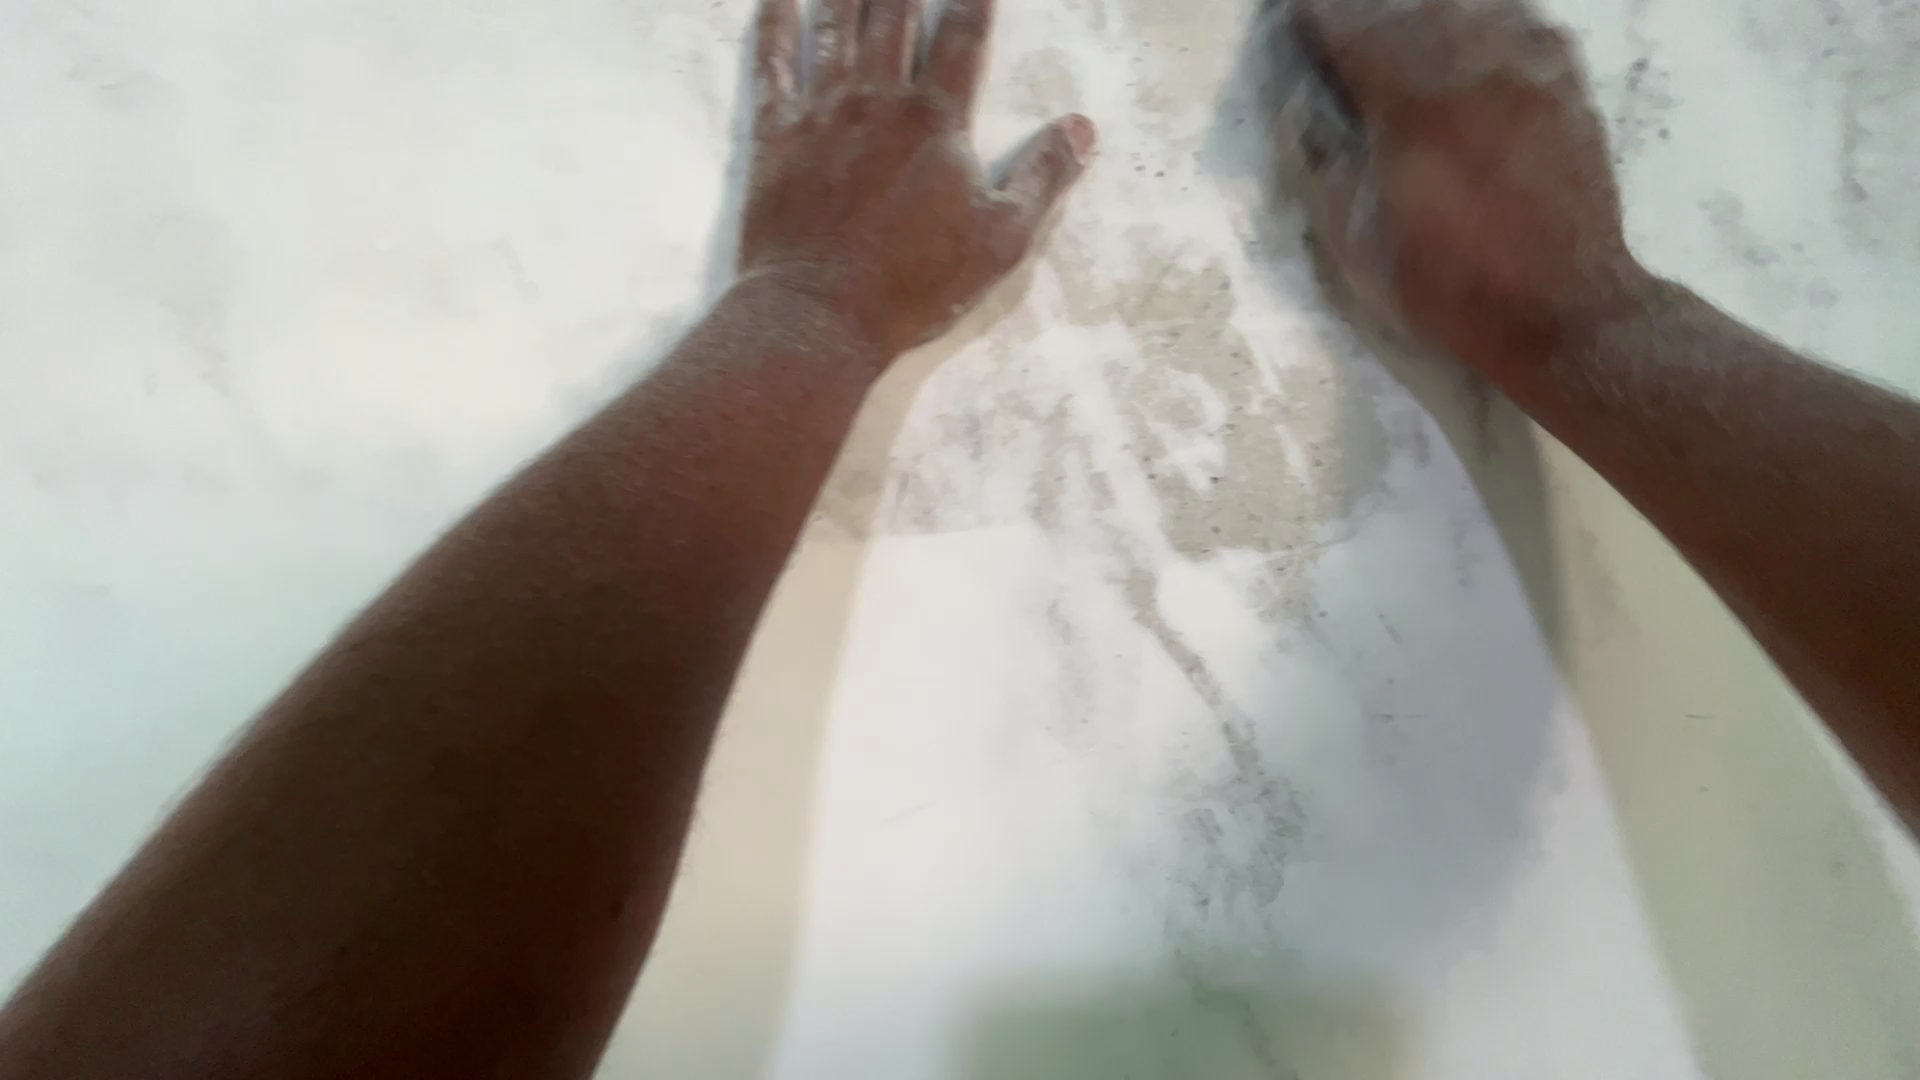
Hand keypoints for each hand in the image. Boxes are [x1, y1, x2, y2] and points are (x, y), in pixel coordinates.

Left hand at [740, 0, 1096, 356]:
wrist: (823, 313)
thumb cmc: (916, 284)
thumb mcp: (999, 243)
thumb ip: (1042, 180)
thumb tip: (1082, 128)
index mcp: (937, 120)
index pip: (963, 34)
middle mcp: (878, 98)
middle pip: (894, 9)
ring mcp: (822, 111)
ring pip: (836, 21)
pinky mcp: (776, 135)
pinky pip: (772, 60)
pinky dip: (777, 20)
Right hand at [1290, 0, 1645, 369]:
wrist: (1554, 308)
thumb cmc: (1441, 289)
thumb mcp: (1358, 249)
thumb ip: (1328, 175)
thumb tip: (1306, 120)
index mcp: (1418, 114)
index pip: (1361, 43)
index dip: (1324, 22)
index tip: (1300, 9)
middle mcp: (1480, 74)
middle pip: (1419, 12)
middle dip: (1374, 9)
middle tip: (1344, 14)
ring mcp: (1534, 75)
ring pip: (1478, 9)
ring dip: (1430, 10)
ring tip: (1402, 15)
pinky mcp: (1569, 89)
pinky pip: (1528, 25)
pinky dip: (1490, 18)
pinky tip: (1474, 29)